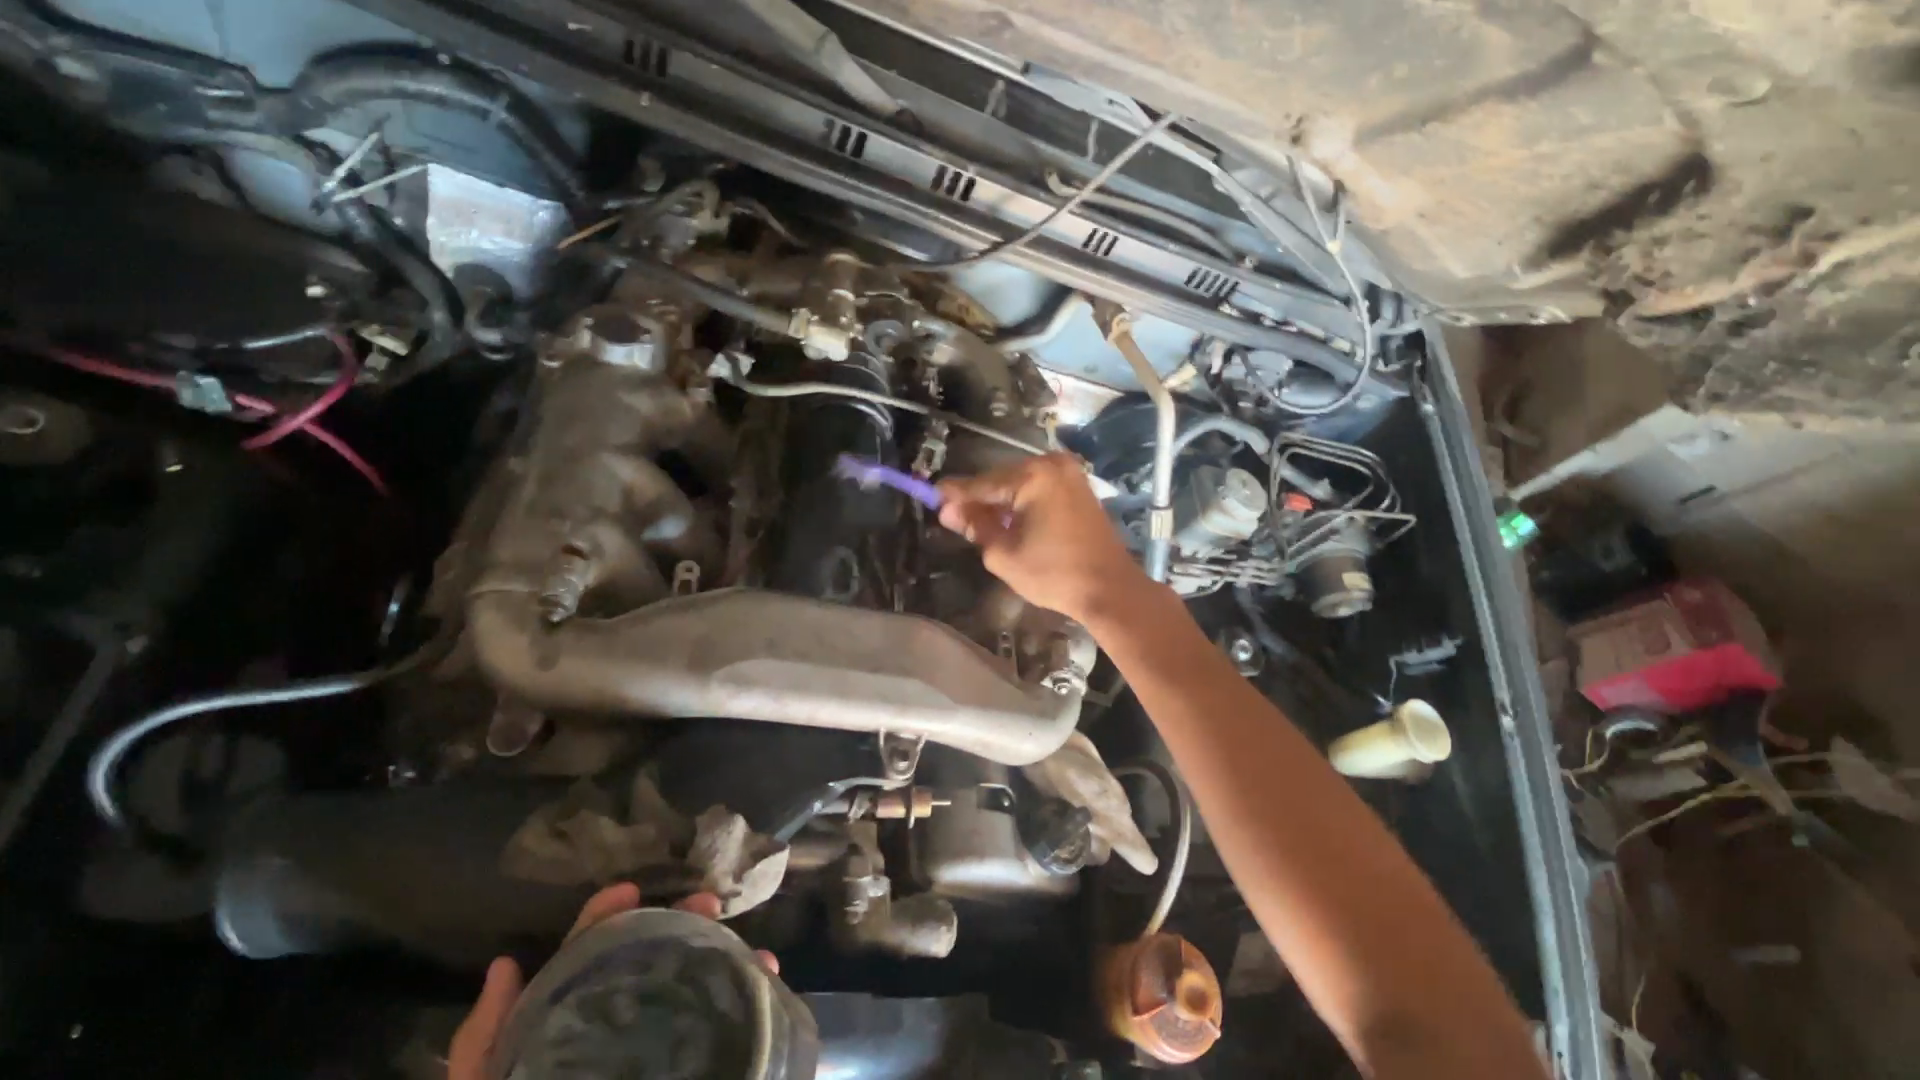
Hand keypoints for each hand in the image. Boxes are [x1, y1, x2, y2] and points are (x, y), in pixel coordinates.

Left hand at [447, 885, 777, 1079]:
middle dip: (682, 926)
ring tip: (755, 954)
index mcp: (566, 1022)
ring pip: (694, 996)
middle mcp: (616, 1028)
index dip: (605, 919)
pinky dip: (750, 1011)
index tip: (632, 889)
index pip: (585, 957)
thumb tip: (505, 963)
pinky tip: (767, 993)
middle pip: (649, 964)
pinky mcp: (694, 1066)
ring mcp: (657, 1052)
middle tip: (709, 904)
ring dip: (727, 966)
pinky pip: (723, 1037)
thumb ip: (486, 1038)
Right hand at [938, 453, 1153, 624]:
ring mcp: (1070, 475)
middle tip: (953, 518)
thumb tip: (949, 511)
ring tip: (979, 525)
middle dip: (978, 499)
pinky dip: (1022, 504)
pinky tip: (1009, 523)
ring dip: (1000, 502)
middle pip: (1001, 479)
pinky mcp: (1080, 489)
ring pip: (1020, 485)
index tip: (931, 496)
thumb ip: (976, 526)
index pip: (981, 483)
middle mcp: (1052, 465)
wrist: (1110, 589)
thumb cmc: (1054, 574)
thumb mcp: (1004, 554)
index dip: (955, 494)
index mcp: (1032, 476)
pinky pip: (1039, 490)